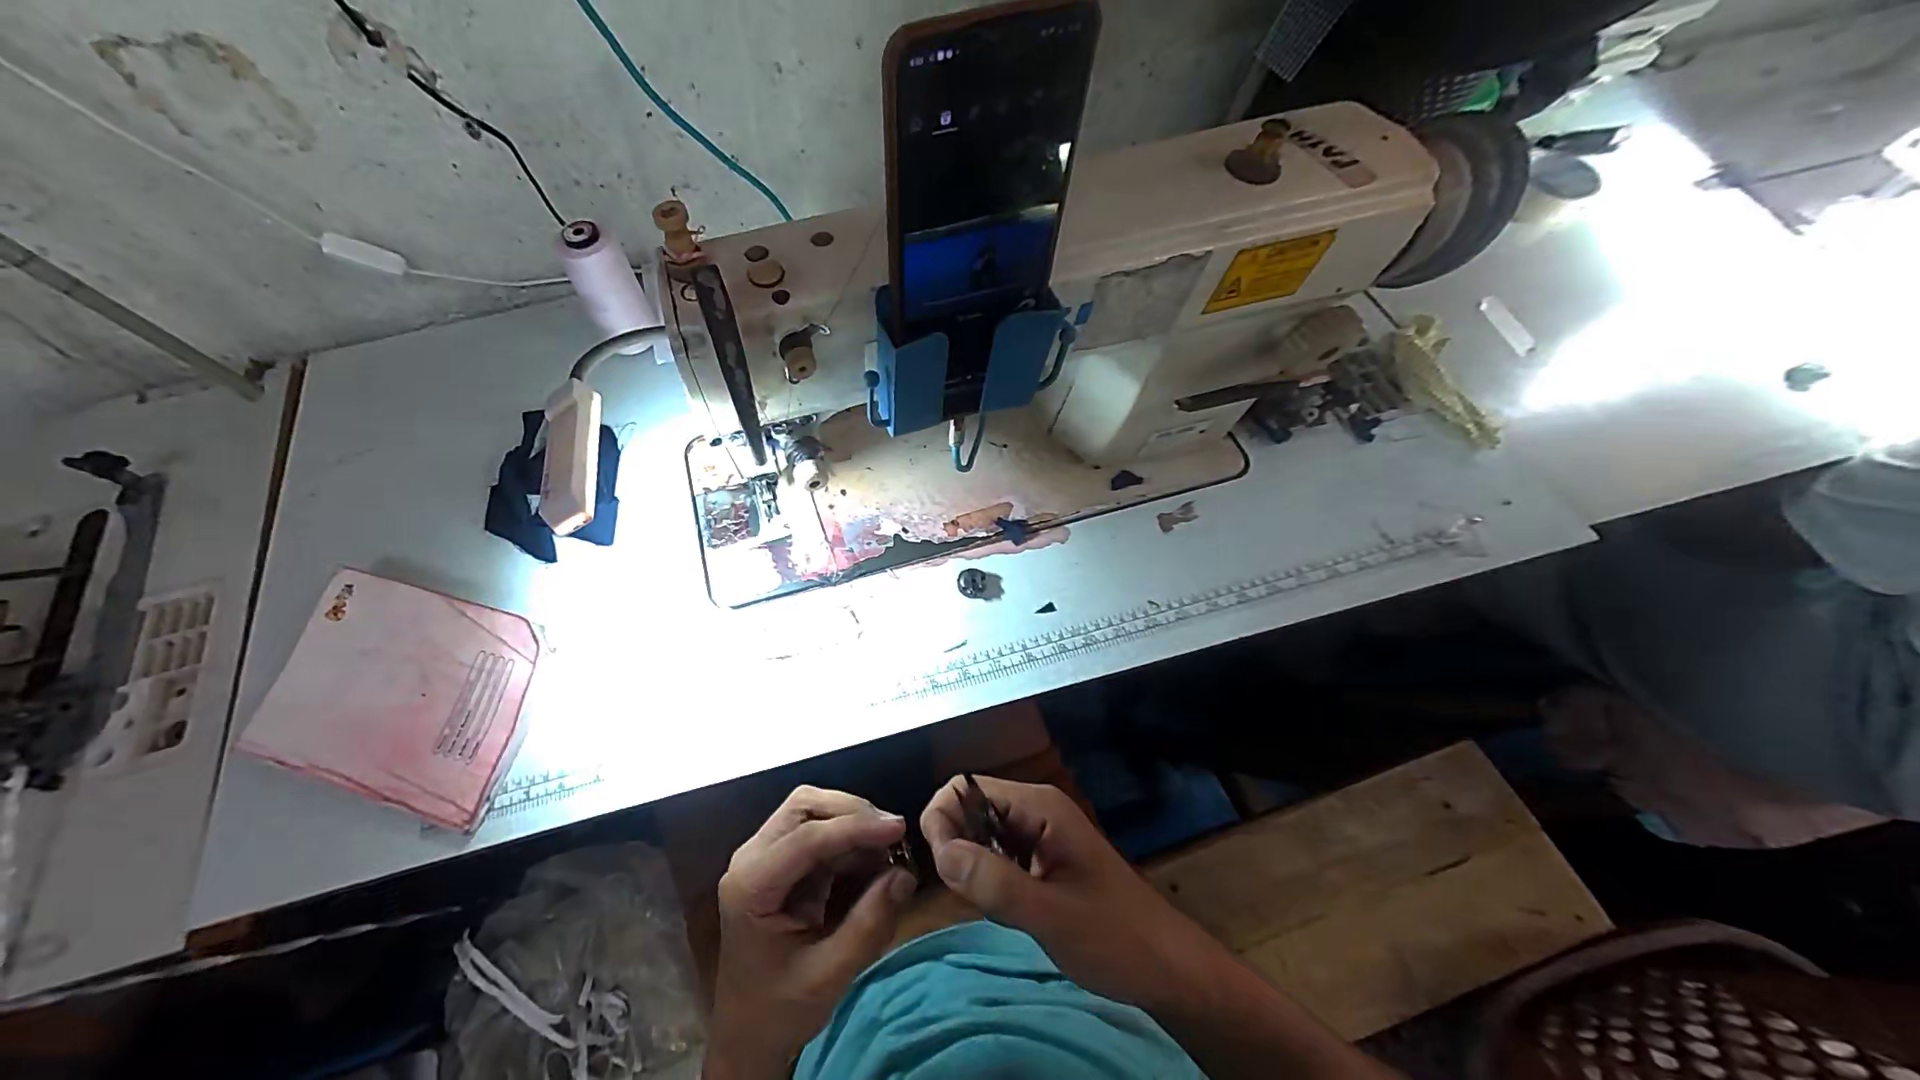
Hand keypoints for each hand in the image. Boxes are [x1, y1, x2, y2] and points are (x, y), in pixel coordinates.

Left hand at [706, 786, 918, 1079]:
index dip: (856, 827)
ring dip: (853, 823)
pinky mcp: (782, 863)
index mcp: (750, 886)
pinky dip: (850, 839)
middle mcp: (752, 859)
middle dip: (853, 813)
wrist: (748, 1034)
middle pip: (805, 806)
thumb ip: (867, 925)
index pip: (805, 837)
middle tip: (893, 835)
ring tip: (887, 851)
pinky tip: (872, 860)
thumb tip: (904, 875)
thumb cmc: (779, 1010)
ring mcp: (765, 857)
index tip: (900, 828)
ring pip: (813, 812)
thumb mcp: (827, 976)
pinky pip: (819, 831)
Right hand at [919, 775, 1232, 1012]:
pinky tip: (1001, 907)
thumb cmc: (1115, 939)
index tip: (941, 869)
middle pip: (970, 807)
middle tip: (965, 894)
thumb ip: (994, 884)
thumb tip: (940, 853)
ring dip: (970, 864)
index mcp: (1040, 806)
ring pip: (980, 833)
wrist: (1168, 967)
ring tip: (984, 904)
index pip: (966, 788)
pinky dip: (987, 877)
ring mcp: (1040, 833)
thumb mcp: (1051, 916)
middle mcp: (1036, 809)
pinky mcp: (1041, 858)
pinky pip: (997, 855)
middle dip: (954, 844)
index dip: (943, 819)